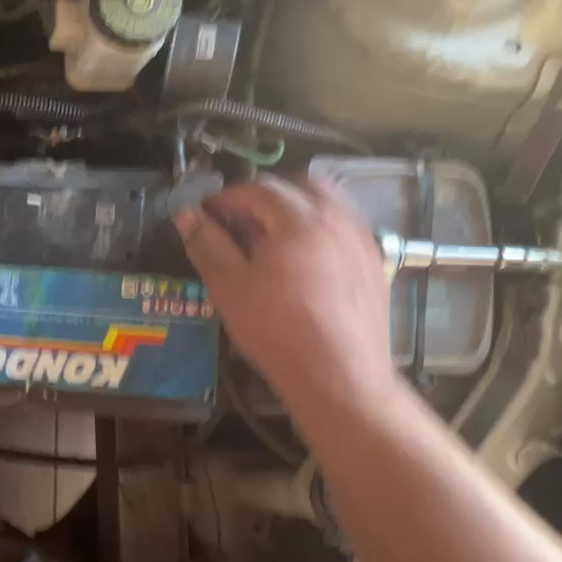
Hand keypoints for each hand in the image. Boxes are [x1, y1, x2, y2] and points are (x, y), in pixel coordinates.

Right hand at [174, 177, 396, 404]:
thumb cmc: (275, 328)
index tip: (205, 215)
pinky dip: (319, 232)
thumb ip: (206, 244)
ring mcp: (362, 241)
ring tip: (271, 241)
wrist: (338, 375)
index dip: (226, 198)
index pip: (258, 189)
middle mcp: (337, 219)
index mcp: (299, 218)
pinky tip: (302, 263)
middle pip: (302, 185)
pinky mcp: (375, 265)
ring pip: (328, 205)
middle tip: (241, 220)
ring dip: (296, 211)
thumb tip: (187, 215)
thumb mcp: (227, 286)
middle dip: (267, 195)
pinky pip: (344, 230)